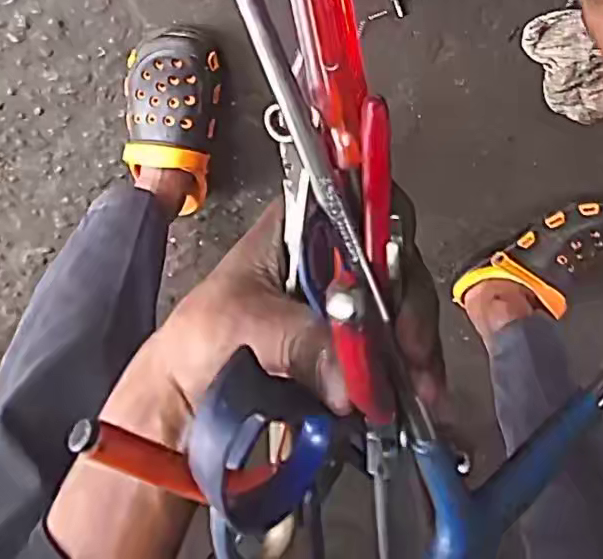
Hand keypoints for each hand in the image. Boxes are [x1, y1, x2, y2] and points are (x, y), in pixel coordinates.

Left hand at [117, 199, 446, 435]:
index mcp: (300, 223)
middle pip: (392, 254)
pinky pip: (395, 348)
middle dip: (407, 300)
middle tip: (407, 345)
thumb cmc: (199, 340)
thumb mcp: (242, 326)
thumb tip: (350, 372)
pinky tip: (415, 393)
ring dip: (415, 342)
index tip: (393, 276)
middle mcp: (331, 253)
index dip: (385, 229)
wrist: (187, 402)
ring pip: (401, 302)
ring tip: (416, 384)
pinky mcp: (355, 342)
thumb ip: (298, 343)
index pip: (359, 201)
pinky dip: (410, 370)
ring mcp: (347, 297)